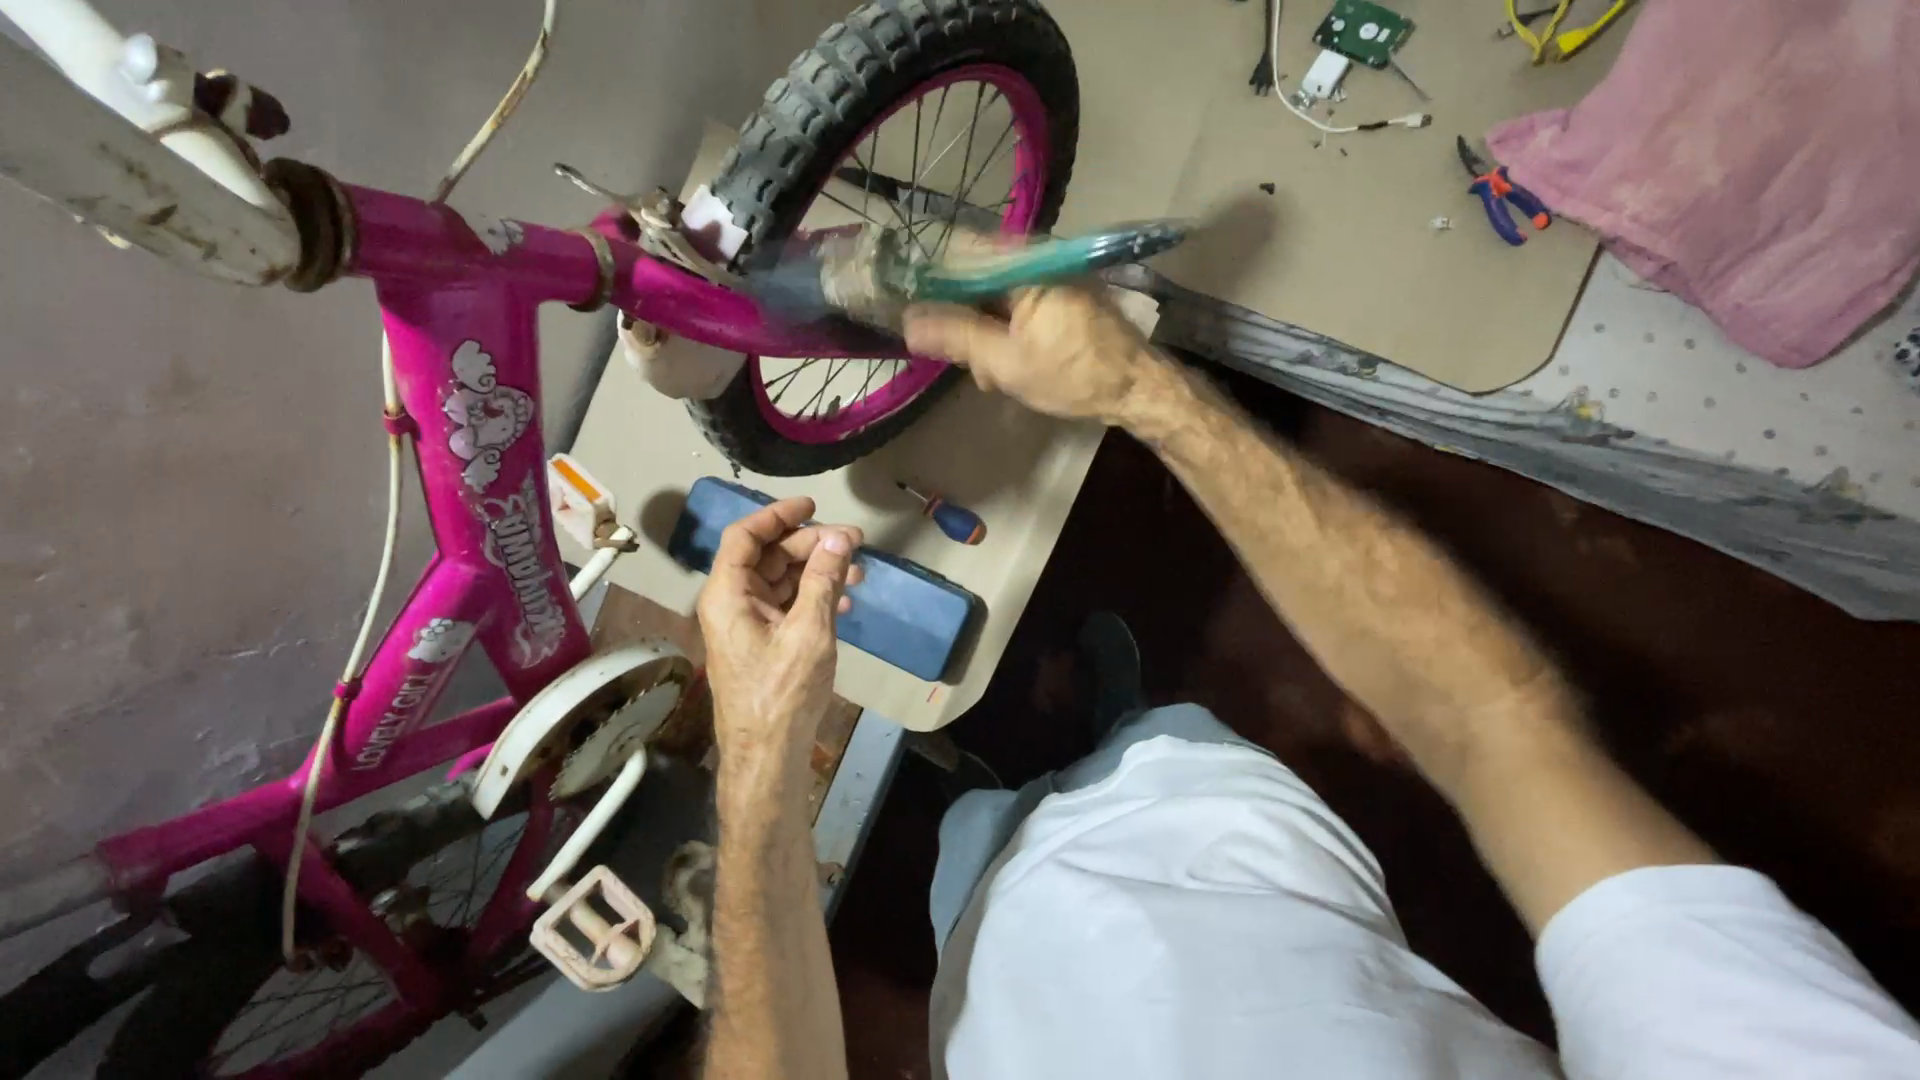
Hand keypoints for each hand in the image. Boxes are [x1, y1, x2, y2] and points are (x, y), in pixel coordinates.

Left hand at [696, 497, 861, 813]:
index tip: (813, 506)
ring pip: (781, 581)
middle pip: (768, 556)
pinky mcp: (762, 644)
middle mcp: (731, 603)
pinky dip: (814, 598)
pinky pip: (786, 606)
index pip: (745, 536)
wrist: (767, 754)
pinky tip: (845, 602)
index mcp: (728, 595)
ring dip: (818, 571)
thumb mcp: (809, 631)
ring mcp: (747, 625)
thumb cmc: (782, 693)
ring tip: (858, 573)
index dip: (777, 515)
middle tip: (853, 543)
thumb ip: (823, 579)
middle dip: (811, 545)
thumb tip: (840, 535)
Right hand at [903, 286, 1172, 425]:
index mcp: (1025, 264)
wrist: (1138, 389)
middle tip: (955, 356)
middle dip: (960, 317)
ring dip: (983, 334)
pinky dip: (1006, 334)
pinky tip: (1006, 368)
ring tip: (989, 374)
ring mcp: (1052, 279)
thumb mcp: (1006, 362)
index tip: (904, 300)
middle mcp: (1038, 260)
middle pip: (976, 275)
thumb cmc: (1074, 375)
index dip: (928, 274)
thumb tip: (908, 321)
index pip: (960, 251)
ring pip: (996, 297)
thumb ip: (956, 336)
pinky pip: (1018, 307)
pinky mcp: (1061, 299)